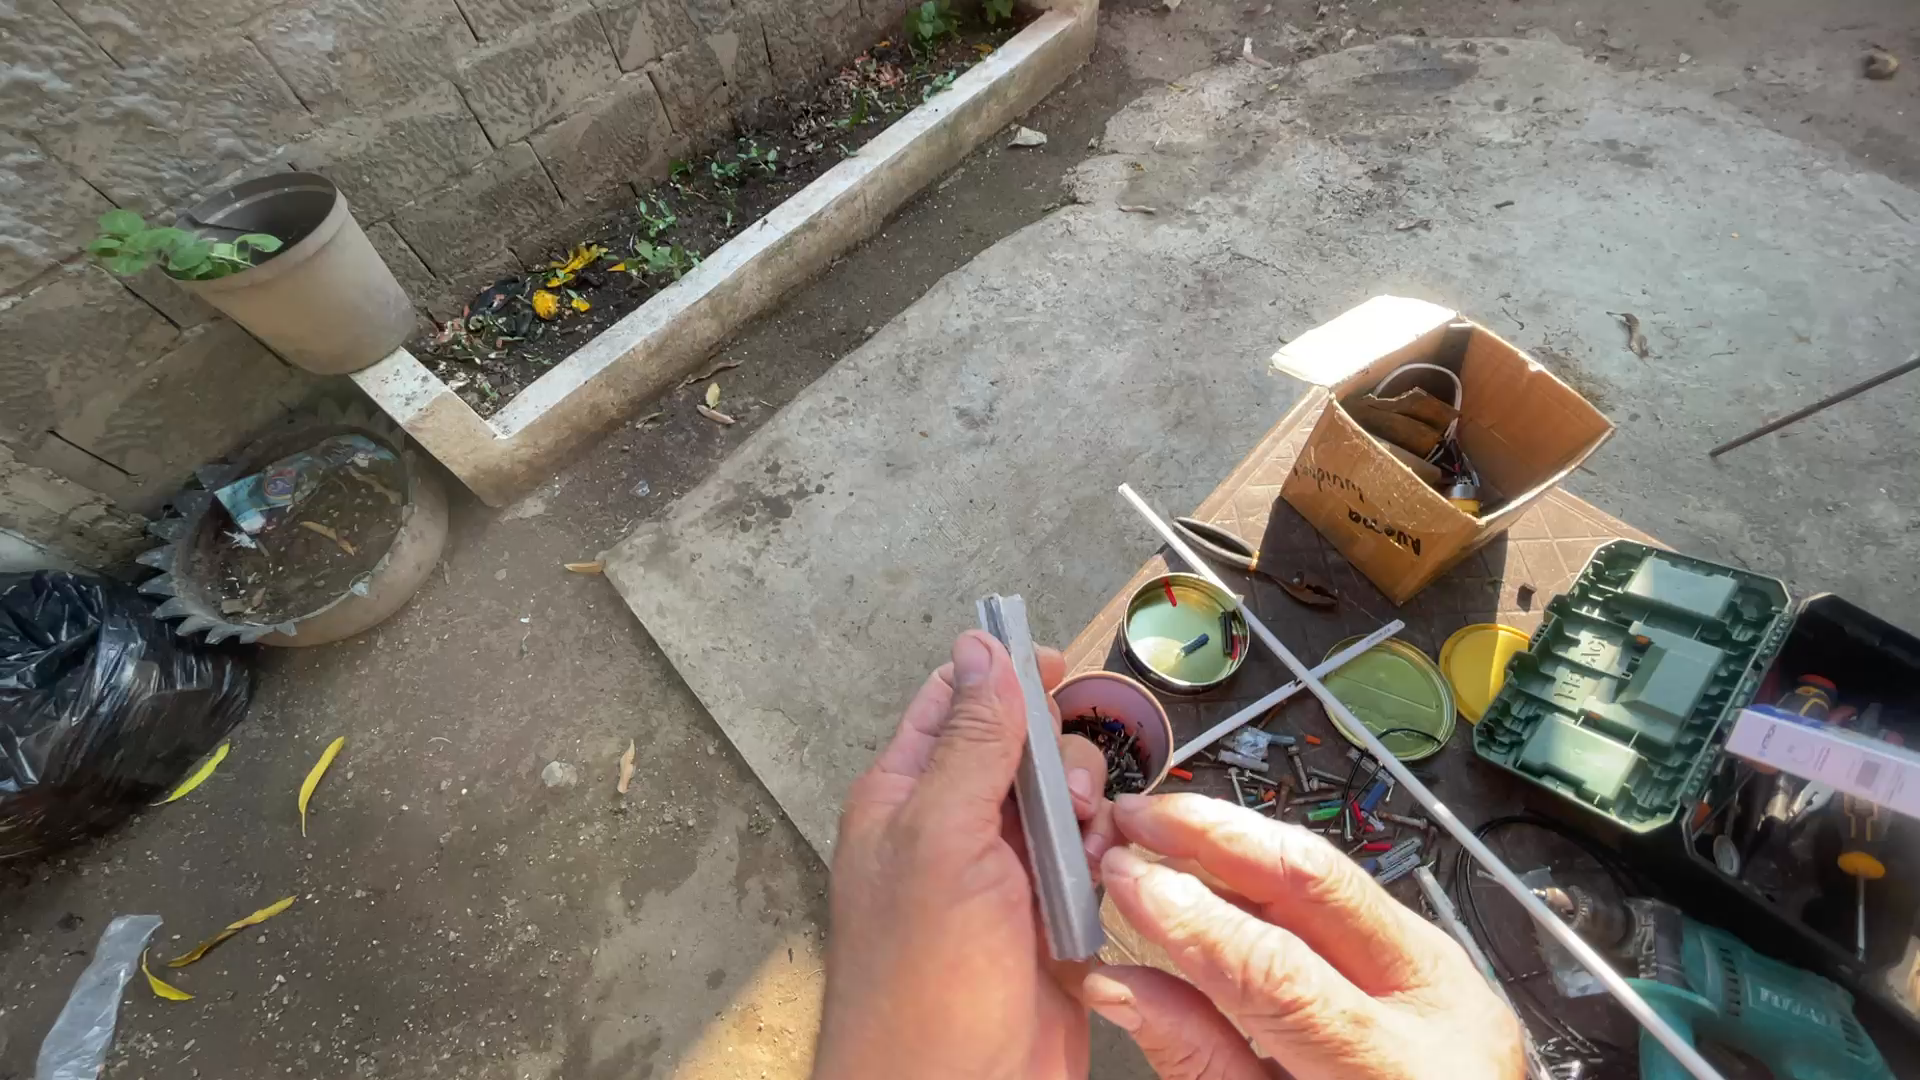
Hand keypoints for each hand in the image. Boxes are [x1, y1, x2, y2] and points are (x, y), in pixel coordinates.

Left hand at [813, 631, 1119, 1079]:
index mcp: (909, 790)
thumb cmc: (924, 978)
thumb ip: (970, 740)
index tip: (1055, 663)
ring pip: (1061, 793)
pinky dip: (1102, 851)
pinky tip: (1101, 875)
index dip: (1002, 672)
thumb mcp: (942, 838)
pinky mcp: (1048, 905)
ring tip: (1084, 841)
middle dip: (1054, 751)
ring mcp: (1003, 864)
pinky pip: (1087, 847)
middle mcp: (954, 818)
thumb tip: (978, 646)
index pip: (955, 699)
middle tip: (1064, 792)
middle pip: (1019, 741)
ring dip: (1084, 805)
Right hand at [1085, 794, 1523, 1079]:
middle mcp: (1434, 999)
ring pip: (1319, 862)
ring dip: (1223, 832)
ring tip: (1152, 822)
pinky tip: (1200, 853)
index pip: (1280, 972)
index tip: (1124, 878)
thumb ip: (1199, 1061)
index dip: (1191, 916)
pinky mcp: (1418, 944)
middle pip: (1312, 878)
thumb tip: (1117, 983)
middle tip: (1133, 816)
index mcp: (1403, 1074)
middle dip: (1208, 831)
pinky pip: (1325, 882)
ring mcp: (1433, 962)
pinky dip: (1251, 860)